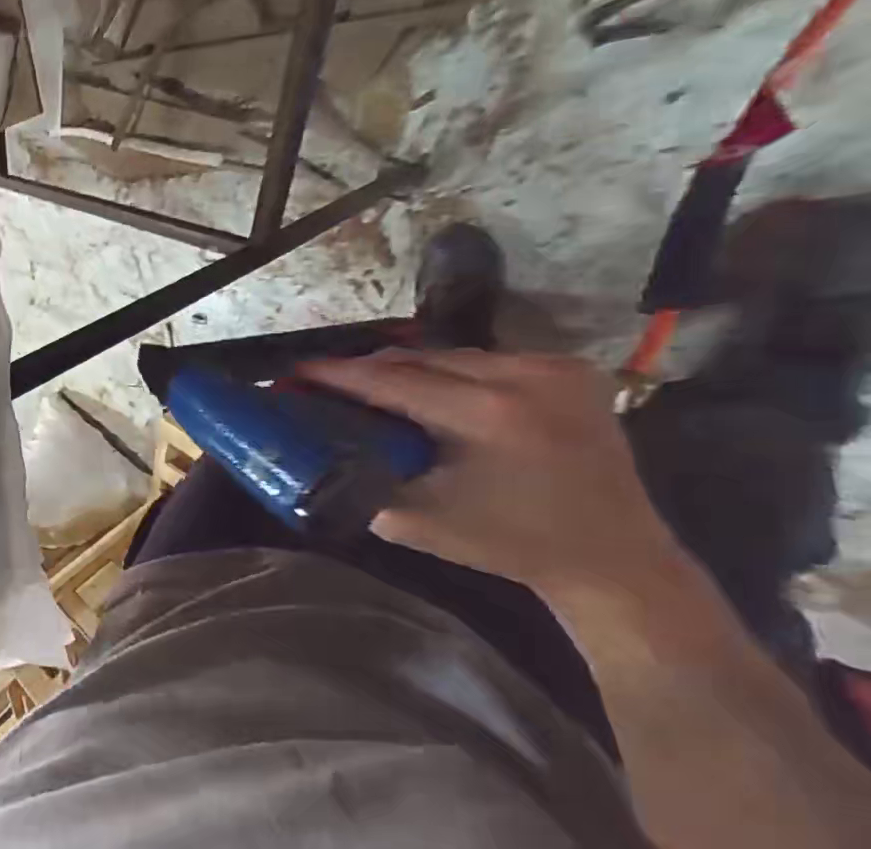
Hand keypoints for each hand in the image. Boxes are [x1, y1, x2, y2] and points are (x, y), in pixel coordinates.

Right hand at [301, 352, 682, 594]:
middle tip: (327, 378)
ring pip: (451, 354)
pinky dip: (447, 370)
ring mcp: (554, 370)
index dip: (338, 374)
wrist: (616, 560)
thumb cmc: (509, 544)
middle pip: (419, 358)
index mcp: (487, 414)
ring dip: (406, 367)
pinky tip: (426, 386)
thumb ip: (361, 477)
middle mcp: (523, 378)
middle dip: (367, 367)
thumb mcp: (415, 519)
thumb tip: (316, 449)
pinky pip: (485, 360)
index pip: (391, 380)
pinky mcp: (571, 372)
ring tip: (369, 382)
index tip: (298, 368)